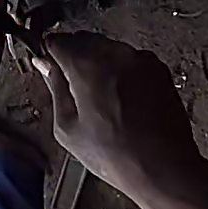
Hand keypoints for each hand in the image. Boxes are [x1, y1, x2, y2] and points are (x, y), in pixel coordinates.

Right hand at [34, 32, 207, 208]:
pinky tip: (122, 98)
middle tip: (72, 86)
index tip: (48, 66)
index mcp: (87, 66)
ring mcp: (140, 59)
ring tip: (100, 98)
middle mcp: (115, 54)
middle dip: (74, 56)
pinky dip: (122, 70)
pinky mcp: (158, 69)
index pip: (58, 41)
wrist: (163, 168)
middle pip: (84, 40)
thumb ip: (55, 87)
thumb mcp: (68, 127)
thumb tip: (44, 65)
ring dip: (99, 62)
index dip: (49, 53)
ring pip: (108, 48)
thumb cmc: (115, 155)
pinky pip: (131, 59)